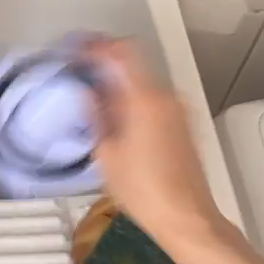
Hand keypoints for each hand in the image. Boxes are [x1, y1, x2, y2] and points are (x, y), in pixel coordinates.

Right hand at [84, 39, 230, 250]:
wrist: (186, 217)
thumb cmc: (142, 189)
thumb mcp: (106, 152)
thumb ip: (96, 114)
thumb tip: (88, 92)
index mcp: (144, 98)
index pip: (121, 52)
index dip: (97, 46)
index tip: (77, 50)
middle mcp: (166, 97)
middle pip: (133, 65)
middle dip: (105, 66)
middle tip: (80, 76)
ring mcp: (179, 110)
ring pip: (143, 82)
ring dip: (119, 84)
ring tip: (95, 101)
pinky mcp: (183, 124)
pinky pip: (153, 99)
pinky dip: (134, 99)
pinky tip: (117, 119)